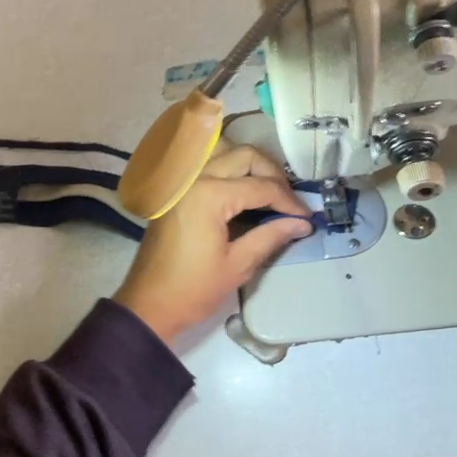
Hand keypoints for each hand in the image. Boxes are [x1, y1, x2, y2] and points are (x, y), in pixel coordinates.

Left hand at [113, 146, 314, 342]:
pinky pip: (205, 165)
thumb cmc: (193, 289)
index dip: (289, 201)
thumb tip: (302, 223)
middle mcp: (193, 179)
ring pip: (222, 152)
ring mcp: (180, 182)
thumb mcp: (238, 265)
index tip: (307, 216)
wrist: (149, 304)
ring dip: (248, 164)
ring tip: (267, 190)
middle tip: (289, 201)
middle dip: (272, 174)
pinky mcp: (174, 191)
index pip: (261, 187)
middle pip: (243, 156)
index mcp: (209, 195)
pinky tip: (243, 190)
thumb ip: (271, 236)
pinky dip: (227, 169)